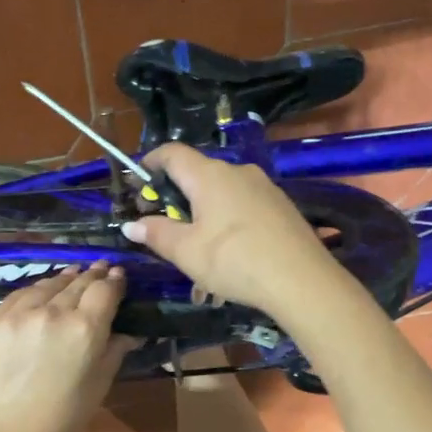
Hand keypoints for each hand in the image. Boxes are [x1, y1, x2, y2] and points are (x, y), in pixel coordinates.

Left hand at [0, 264, 135, 431]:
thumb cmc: (63, 418)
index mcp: (85, 329)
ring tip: (73, 276)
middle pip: (77, 283)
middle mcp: (52, 312)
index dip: (114, 281)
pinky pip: (18, 296)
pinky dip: (34, 292)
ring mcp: (18, 314)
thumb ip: (114, 350)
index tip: (118, 276)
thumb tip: (129, 332)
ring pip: (47, 285)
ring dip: (63, 280)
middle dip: (92, 276)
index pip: (105, 290)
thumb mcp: (99, 383)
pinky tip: (40, 293)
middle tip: (100, 270)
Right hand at [120, 143, 364, 322]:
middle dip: (176, 195)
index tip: (137, 184)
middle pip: (198, 173)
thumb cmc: (234, 261)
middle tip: (163, 225)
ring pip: (222, 192)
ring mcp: (263, 186)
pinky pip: (243, 205)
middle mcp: (237, 171)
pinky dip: (227, 220)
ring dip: (203, 211)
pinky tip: (229, 251)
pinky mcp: (280, 205)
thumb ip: (156, 234)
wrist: (300, 279)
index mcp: (209, 175)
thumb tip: (130, 224)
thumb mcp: (187, 252)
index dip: (150, 163)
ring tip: (196, 246)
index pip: (172, 153)